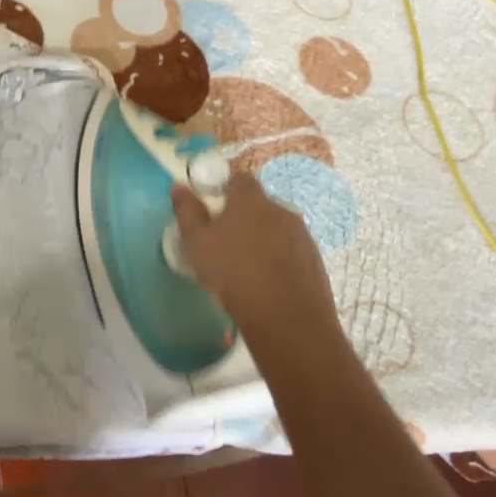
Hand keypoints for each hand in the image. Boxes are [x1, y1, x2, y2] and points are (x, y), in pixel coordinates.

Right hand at [173, 172, 337, 342]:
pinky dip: (277, 258)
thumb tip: (180, 186)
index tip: (211, 206)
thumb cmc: (232, 272)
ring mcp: (302, 236)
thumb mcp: (196, 242)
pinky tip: (265, 280)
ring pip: (275, 228)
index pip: (240, 178)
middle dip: (242, 215)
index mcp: (251, 200)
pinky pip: (290, 250)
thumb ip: (187, 211)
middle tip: (223, 239)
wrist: (287, 318)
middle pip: (258, 204)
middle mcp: (281, 210)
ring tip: (244, 264)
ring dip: (261, 238)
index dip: (225, 187)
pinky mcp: (315, 261)